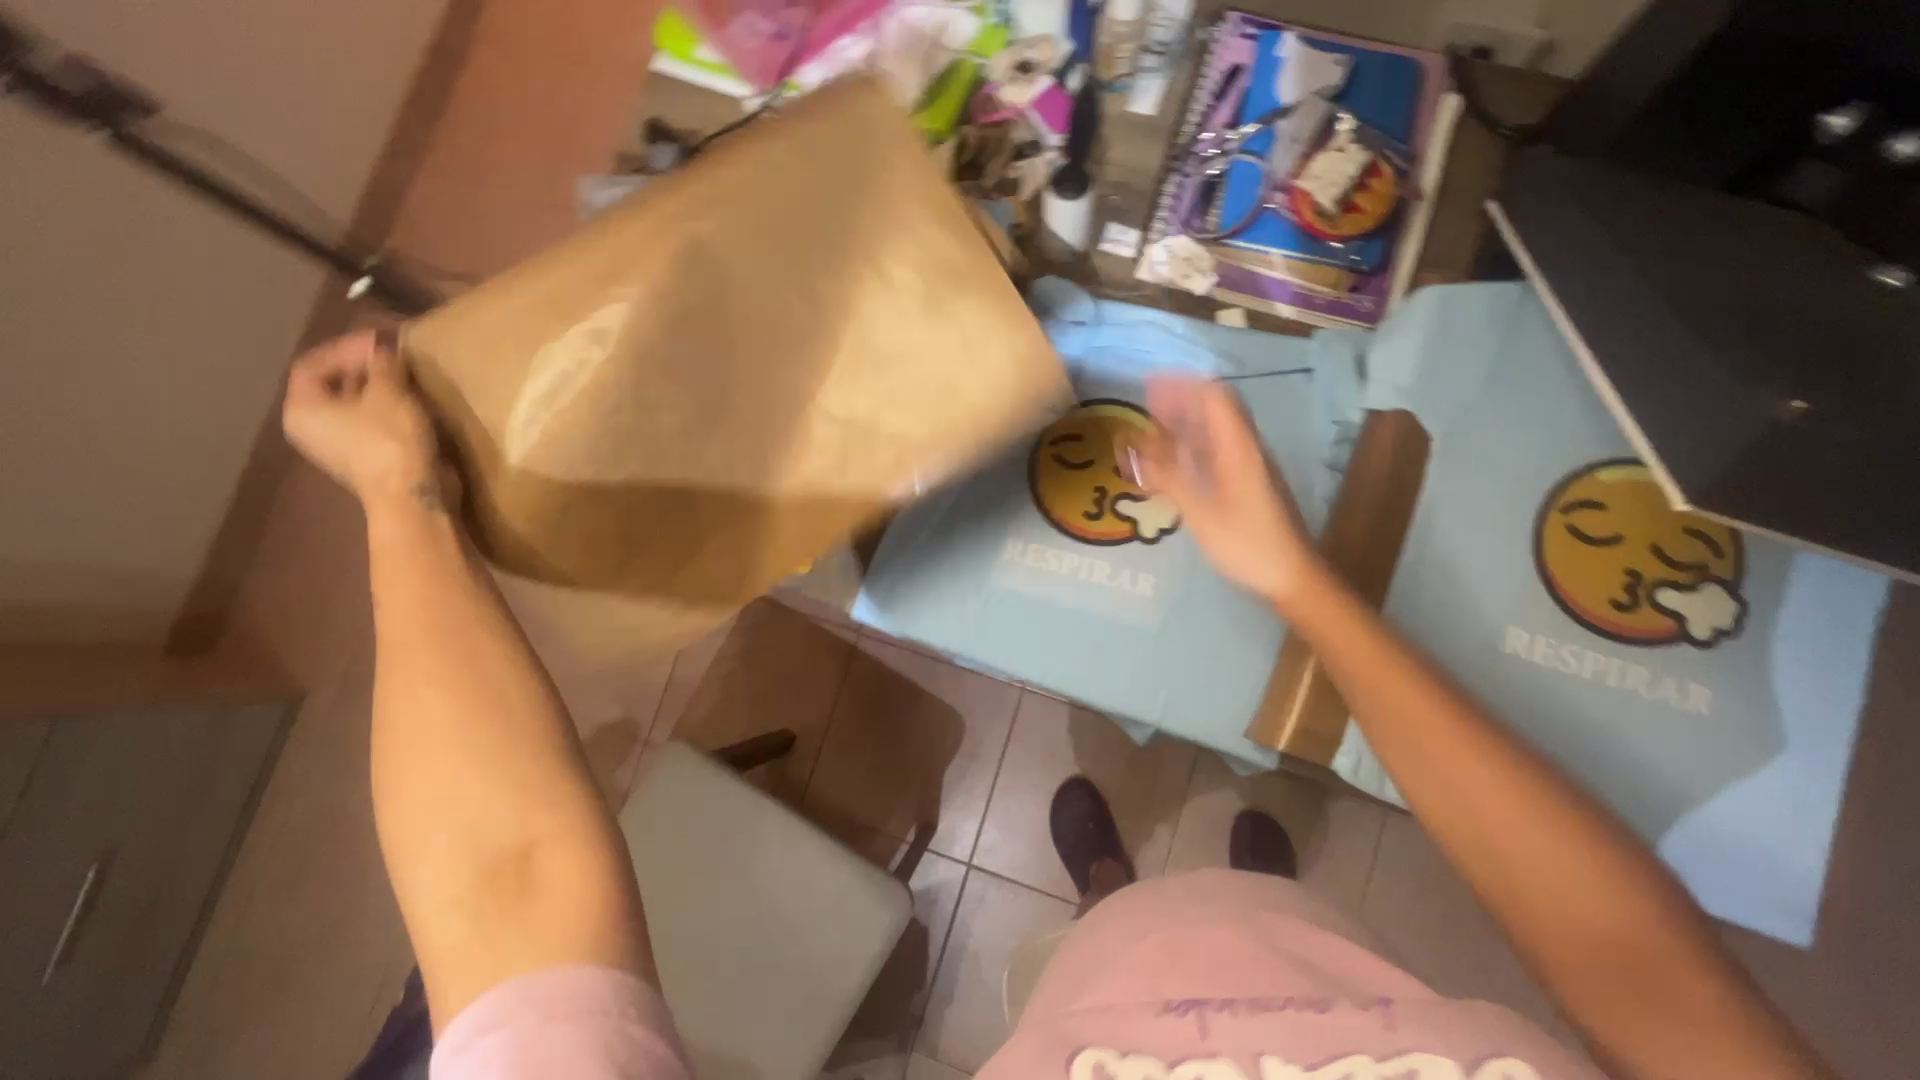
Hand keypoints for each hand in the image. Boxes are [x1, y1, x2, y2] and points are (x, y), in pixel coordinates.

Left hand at [282, 330, 440, 510]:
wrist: (412, 493)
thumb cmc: (390, 439)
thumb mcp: (388, 392)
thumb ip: (382, 364)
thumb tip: (383, 348)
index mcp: (303, 408)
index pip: (313, 364)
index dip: (345, 348)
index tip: (380, 341)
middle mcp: (312, 427)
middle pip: (332, 385)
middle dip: (363, 366)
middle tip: (394, 355)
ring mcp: (339, 446)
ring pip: (354, 405)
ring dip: (379, 388)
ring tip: (407, 376)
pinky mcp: (366, 458)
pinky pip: (371, 423)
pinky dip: (387, 409)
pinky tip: (412, 403)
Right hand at [1131, 376, 1325, 609]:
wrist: (1291, 575)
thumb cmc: (1246, 544)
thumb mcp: (1201, 514)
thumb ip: (1168, 478)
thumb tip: (1133, 450)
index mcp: (1238, 448)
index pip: (1214, 396)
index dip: (1182, 385)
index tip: (1150, 385)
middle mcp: (1246, 448)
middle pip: (1216, 408)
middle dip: (1181, 401)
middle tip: (1146, 404)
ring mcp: (1250, 465)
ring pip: (1217, 430)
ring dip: (1187, 423)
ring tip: (1153, 426)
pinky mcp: (1248, 483)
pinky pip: (1218, 451)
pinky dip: (1194, 446)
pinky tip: (1174, 459)